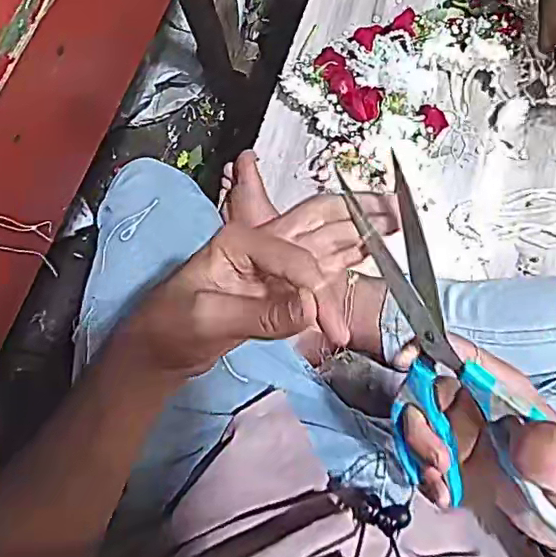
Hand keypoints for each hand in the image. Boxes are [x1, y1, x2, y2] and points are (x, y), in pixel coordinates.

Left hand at [114, 191, 397, 378]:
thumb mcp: (208, 319)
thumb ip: (262, 314)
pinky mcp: (281, 286)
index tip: (325, 320)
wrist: (157, 349)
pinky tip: (371, 254)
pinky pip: (321, 272)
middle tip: (398, 207)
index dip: (312, 285)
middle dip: (358, 212)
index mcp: (242, 239)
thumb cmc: (171, 325)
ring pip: (326, 239)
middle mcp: (264, 243)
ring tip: (397, 220)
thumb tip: (312, 307)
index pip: (293, 255)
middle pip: (318, 220)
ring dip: (361, 230)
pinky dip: (348, 263)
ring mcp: (275, 264)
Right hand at [394, 336, 555, 556]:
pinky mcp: (452, 458)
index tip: (403, 361)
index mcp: (502, 390)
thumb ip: (549, 453)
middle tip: (439, 461)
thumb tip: (544, 431)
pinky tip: (444, 494)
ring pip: (418, 420)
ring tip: (442, 483)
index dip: (428, 348)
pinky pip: (420, 454)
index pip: (461, 354)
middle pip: (428, 388)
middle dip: (421, 422)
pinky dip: (423, 473)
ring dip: (419, 451)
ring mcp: (461, 429)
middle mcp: (476, 402)